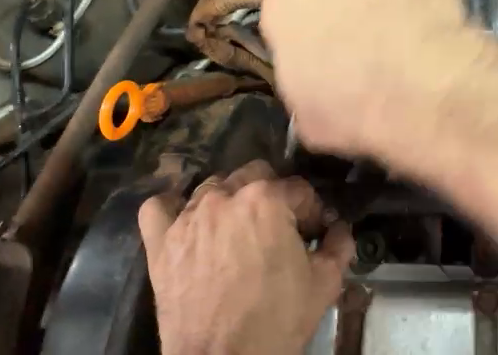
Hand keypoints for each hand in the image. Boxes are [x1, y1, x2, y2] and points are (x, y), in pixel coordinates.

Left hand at [139, 160, 354, 354]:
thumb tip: (340, 228)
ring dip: (229, 200)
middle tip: (277, 231)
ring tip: (236, 231)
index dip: (312, 212)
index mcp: (268, 199)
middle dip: (272, 197)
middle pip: (255, 175)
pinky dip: (170, 206)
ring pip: (212, 186)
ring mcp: (189, 218)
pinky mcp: (161, 244)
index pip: (299, 189)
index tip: (314, 235)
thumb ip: (339, 244)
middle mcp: (226, 197)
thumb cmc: (276, 322)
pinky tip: (185, 219)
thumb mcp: (324, 284)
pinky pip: (157, 207)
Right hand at [260, 0, 497, 162]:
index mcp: (283, 5)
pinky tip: (427, 9)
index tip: (327, 47)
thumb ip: (300, 79)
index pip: (289, 8)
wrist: (422, 88)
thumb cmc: (356, 109)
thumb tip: (315, 79)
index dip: (310, 27)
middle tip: (367, 31)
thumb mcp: (306, 114)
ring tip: (403, 20)